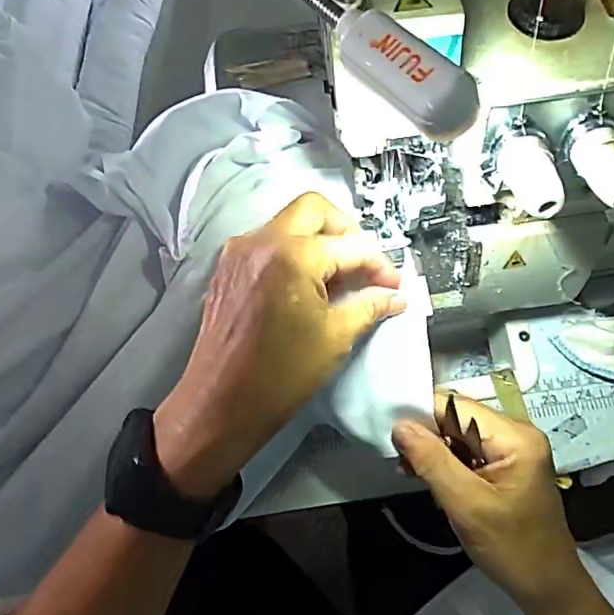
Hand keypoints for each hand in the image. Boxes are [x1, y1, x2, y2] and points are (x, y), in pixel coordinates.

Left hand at [156, 193, 403, 498]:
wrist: (221, 404)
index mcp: (292, 257)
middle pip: (315, 209)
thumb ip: (368, 306)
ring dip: (320, 238)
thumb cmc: (278, 376)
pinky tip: (310, 283)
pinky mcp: (229, 267)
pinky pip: (269, 241)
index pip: (350, 245)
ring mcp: (240, 252)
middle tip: (365, 263)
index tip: (392, 283)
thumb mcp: (335, 337)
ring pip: (290, 222)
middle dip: (347, 231)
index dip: (379, 264)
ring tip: (340, 275)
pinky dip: (295, 251)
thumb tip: (393, 296)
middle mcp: (261, 242)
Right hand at [393, 393, 591, 612]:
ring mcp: (515, 450)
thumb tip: (400, 426)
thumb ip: (432, 462)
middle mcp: (518, 433)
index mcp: (516, 436)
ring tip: (413, 473)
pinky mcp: (509, 466)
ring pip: (462, 436)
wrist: (549, 588)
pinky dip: (450, 464)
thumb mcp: (466, 506)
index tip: (393, 435)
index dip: (423, 415)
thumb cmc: (512, 549)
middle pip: (460, 418)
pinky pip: (472, 452)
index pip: (458, 406)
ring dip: (437, 453)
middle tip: (402, 461)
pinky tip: (435, 482)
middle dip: (429, 437)